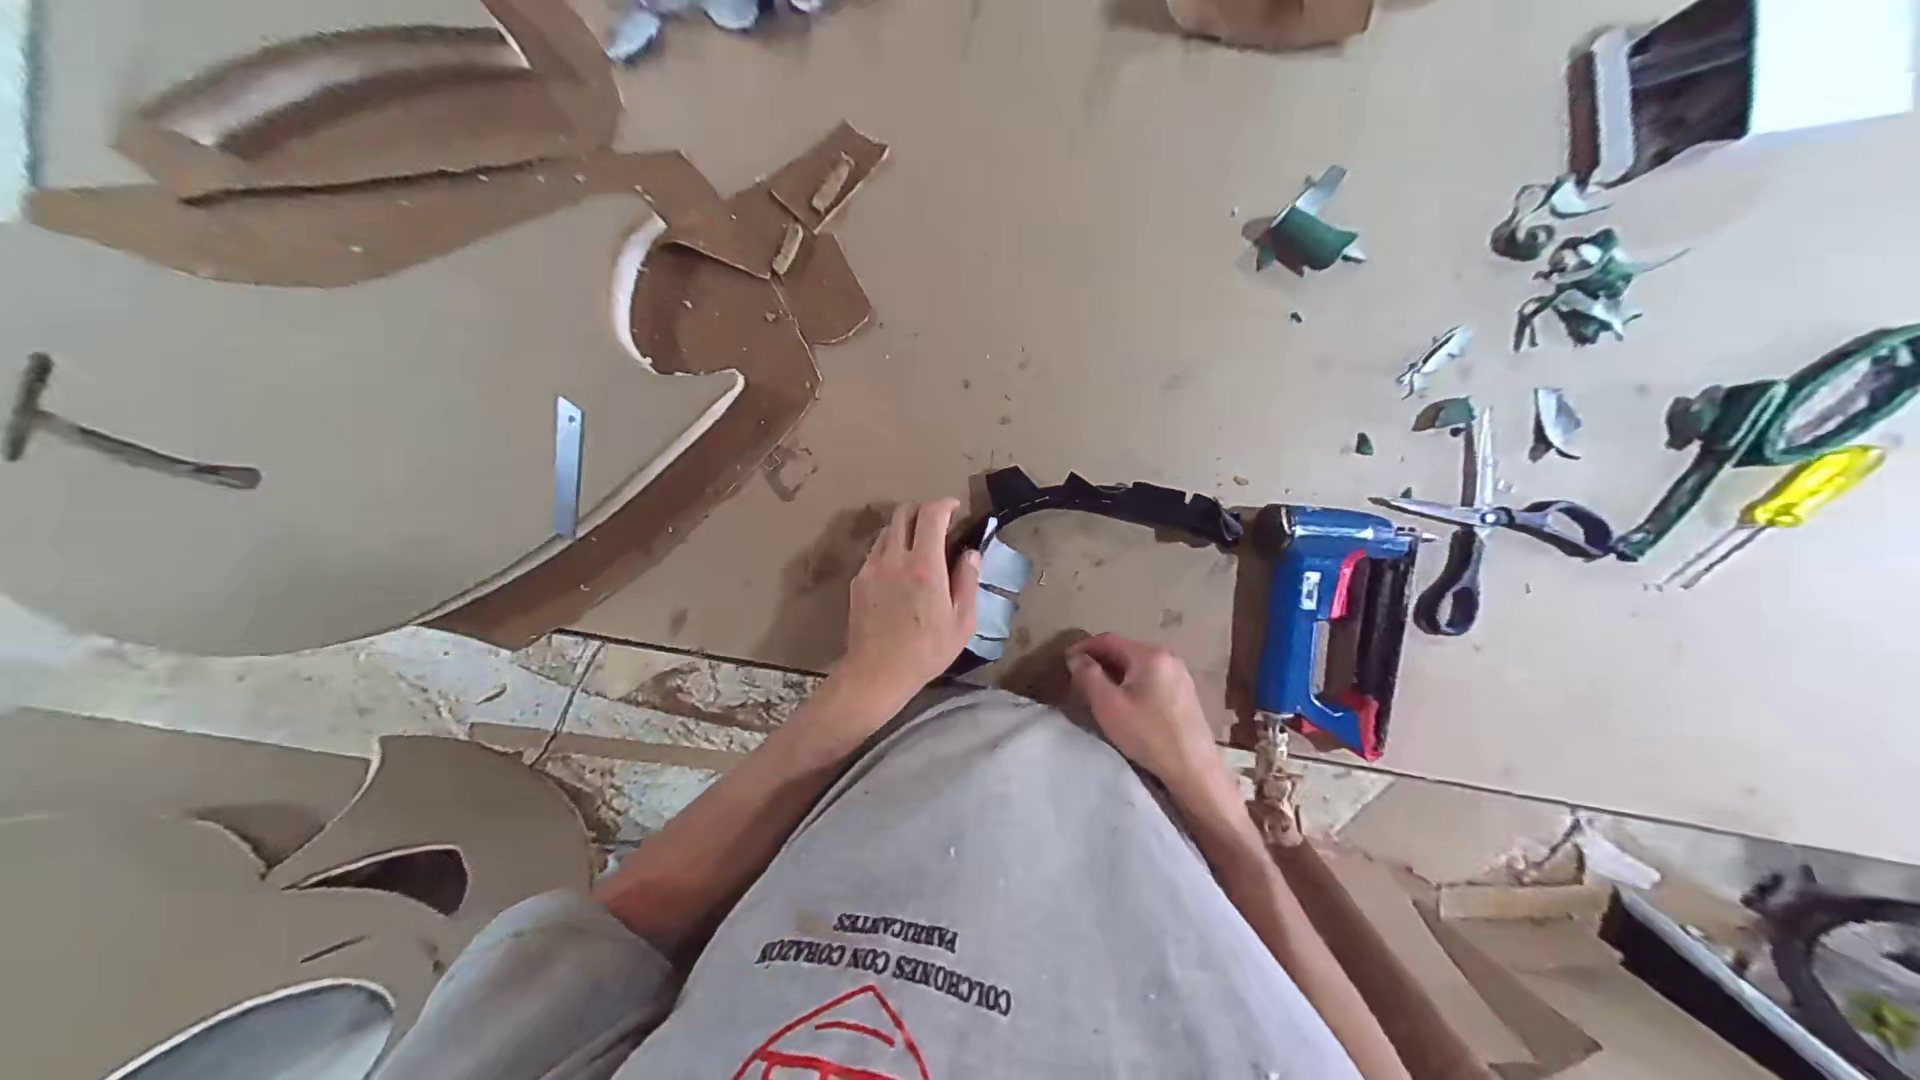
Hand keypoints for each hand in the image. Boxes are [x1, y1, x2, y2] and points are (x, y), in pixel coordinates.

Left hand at [837, 499, 979, 703]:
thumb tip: (971, 554)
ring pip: (887, 531)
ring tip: (919, 547)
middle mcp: (894, 559)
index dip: (945, 504)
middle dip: (923, 510)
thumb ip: (967, 581)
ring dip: (905, 529)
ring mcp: (871, 568)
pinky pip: (875, 552)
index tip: (955, 509)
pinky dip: (891, 550)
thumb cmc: (926, 651)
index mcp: (924, 566)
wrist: (877, 673)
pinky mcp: (858, 581)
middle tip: (938, 523)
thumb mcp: (962, 621)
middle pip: (903, 513)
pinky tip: (900, 572)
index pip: (931, 515)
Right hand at [1068, 634, 1225, 800]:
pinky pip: (1151, 679)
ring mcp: (1180, 676)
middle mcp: (1168, 658)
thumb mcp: (1109, 705)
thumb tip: (1076, 657)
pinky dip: (1131, 684)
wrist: (1194, 769)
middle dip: (1099, 662)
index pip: (1109, 640)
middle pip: (1125, 651)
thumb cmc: (1148, 734)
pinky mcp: (1184, 694)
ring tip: (1097, 691)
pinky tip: (1124, 703)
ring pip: (1138, 667)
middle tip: (1078, 678)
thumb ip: (1088, 675)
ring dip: (1115, 674)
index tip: (1065, 660)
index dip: (1084, 647)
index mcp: (1150, 655)